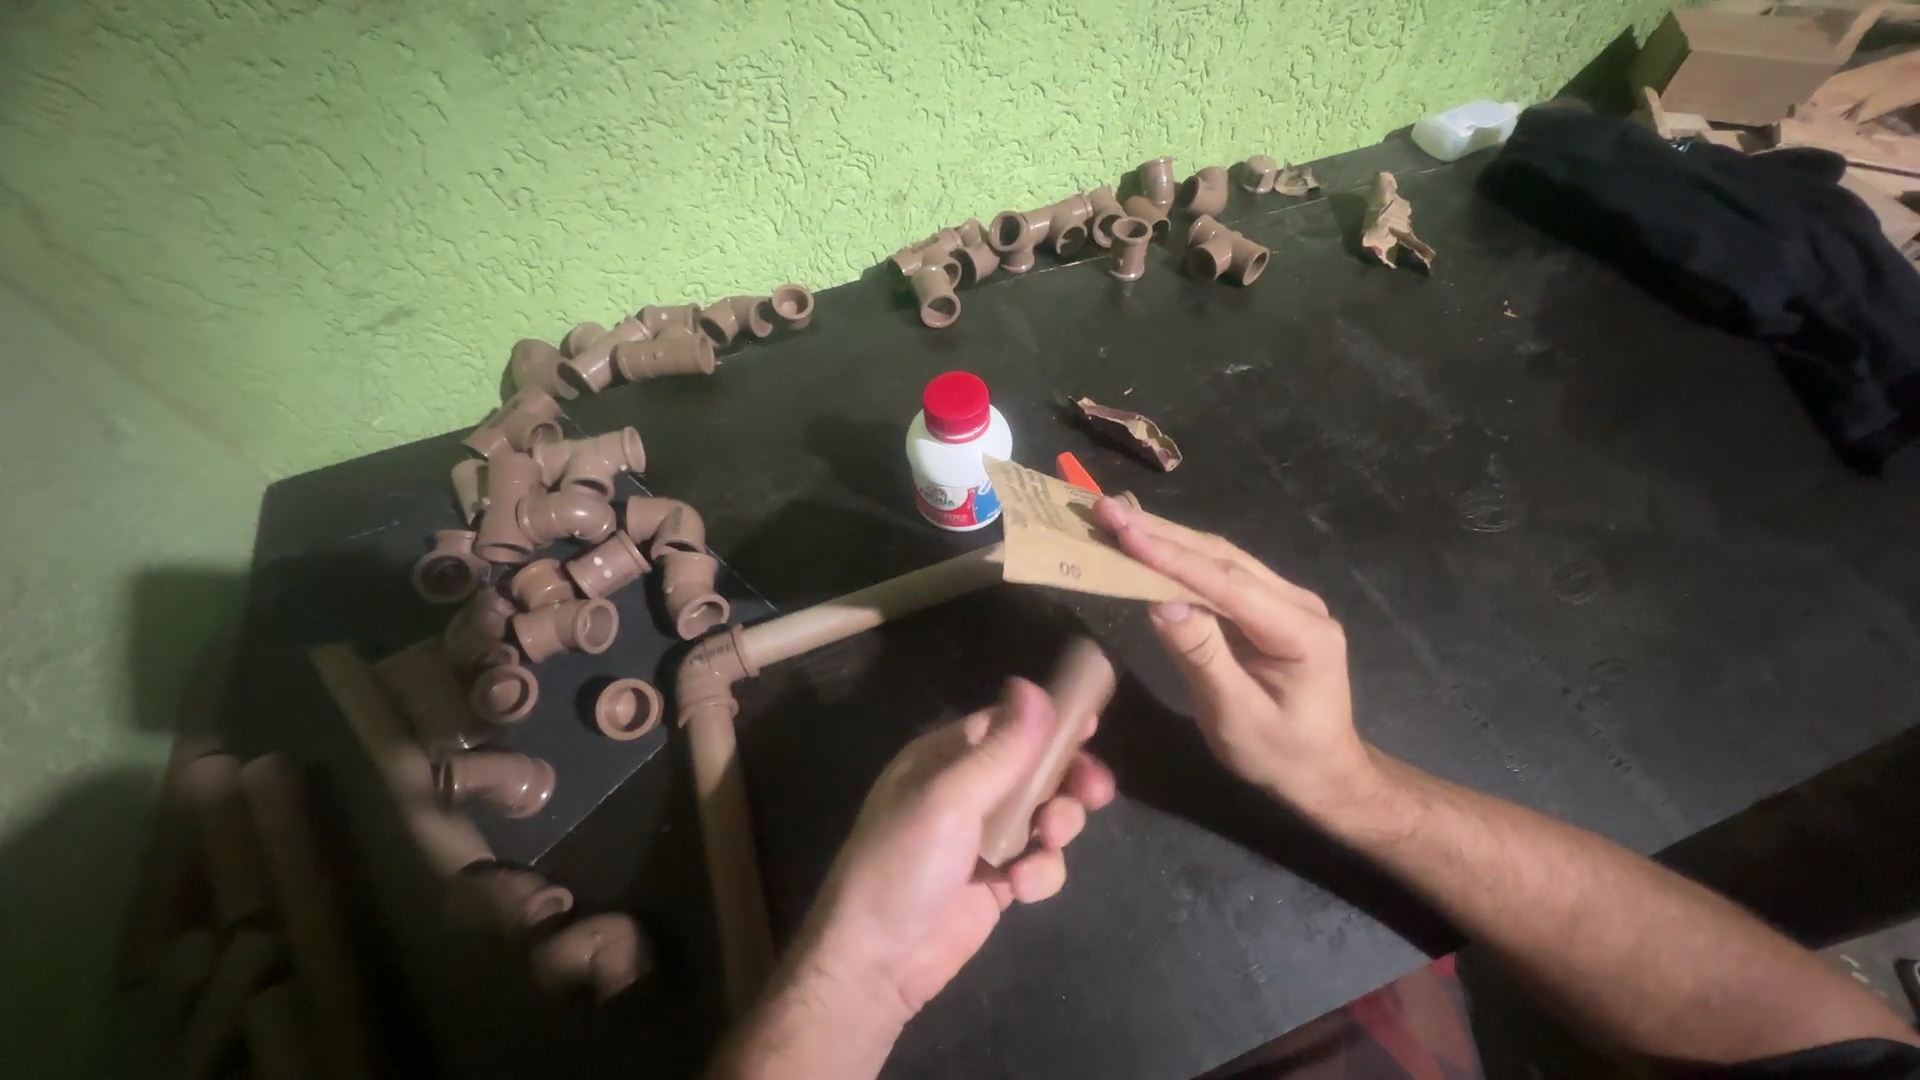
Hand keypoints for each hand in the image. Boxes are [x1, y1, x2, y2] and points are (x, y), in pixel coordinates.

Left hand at [789, 678, 1116, 1021]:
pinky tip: (1019, 888)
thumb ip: (1000, 749)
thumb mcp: (949, 799)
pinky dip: (1040, 872)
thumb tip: (1031, 686)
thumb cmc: (903, 863)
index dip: (1048, 721)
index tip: (1090, 723)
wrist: (877, 961)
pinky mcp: (1000, 880)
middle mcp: (968, 789)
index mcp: (946, 756)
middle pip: (1037, 768)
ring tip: (1049, 838)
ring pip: (1046, 813)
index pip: (1006, 723)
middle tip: (1095, 790)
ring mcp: (985, 836)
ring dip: (1059, 824)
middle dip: (1068, 778)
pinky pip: (1040, 861)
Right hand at [1094, 497, 1372, 813]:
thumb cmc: (1279, 754)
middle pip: (1221, 558)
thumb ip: (1202, 656)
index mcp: (1301, 632)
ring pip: (1219, 557)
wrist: (1322, 772)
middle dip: (1161, 532)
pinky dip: (1178, 556)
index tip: (1124, 532)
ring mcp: (1284, 599)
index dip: (1171, 558)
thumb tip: (1159, 604)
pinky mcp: (1265, 605)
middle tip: (1108, 509)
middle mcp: (1298, 602)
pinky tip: (1147, 541)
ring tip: (1117, 515)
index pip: (1227, 583)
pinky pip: (1218, 574)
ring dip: (1167, 536)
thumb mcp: (1236, 716)